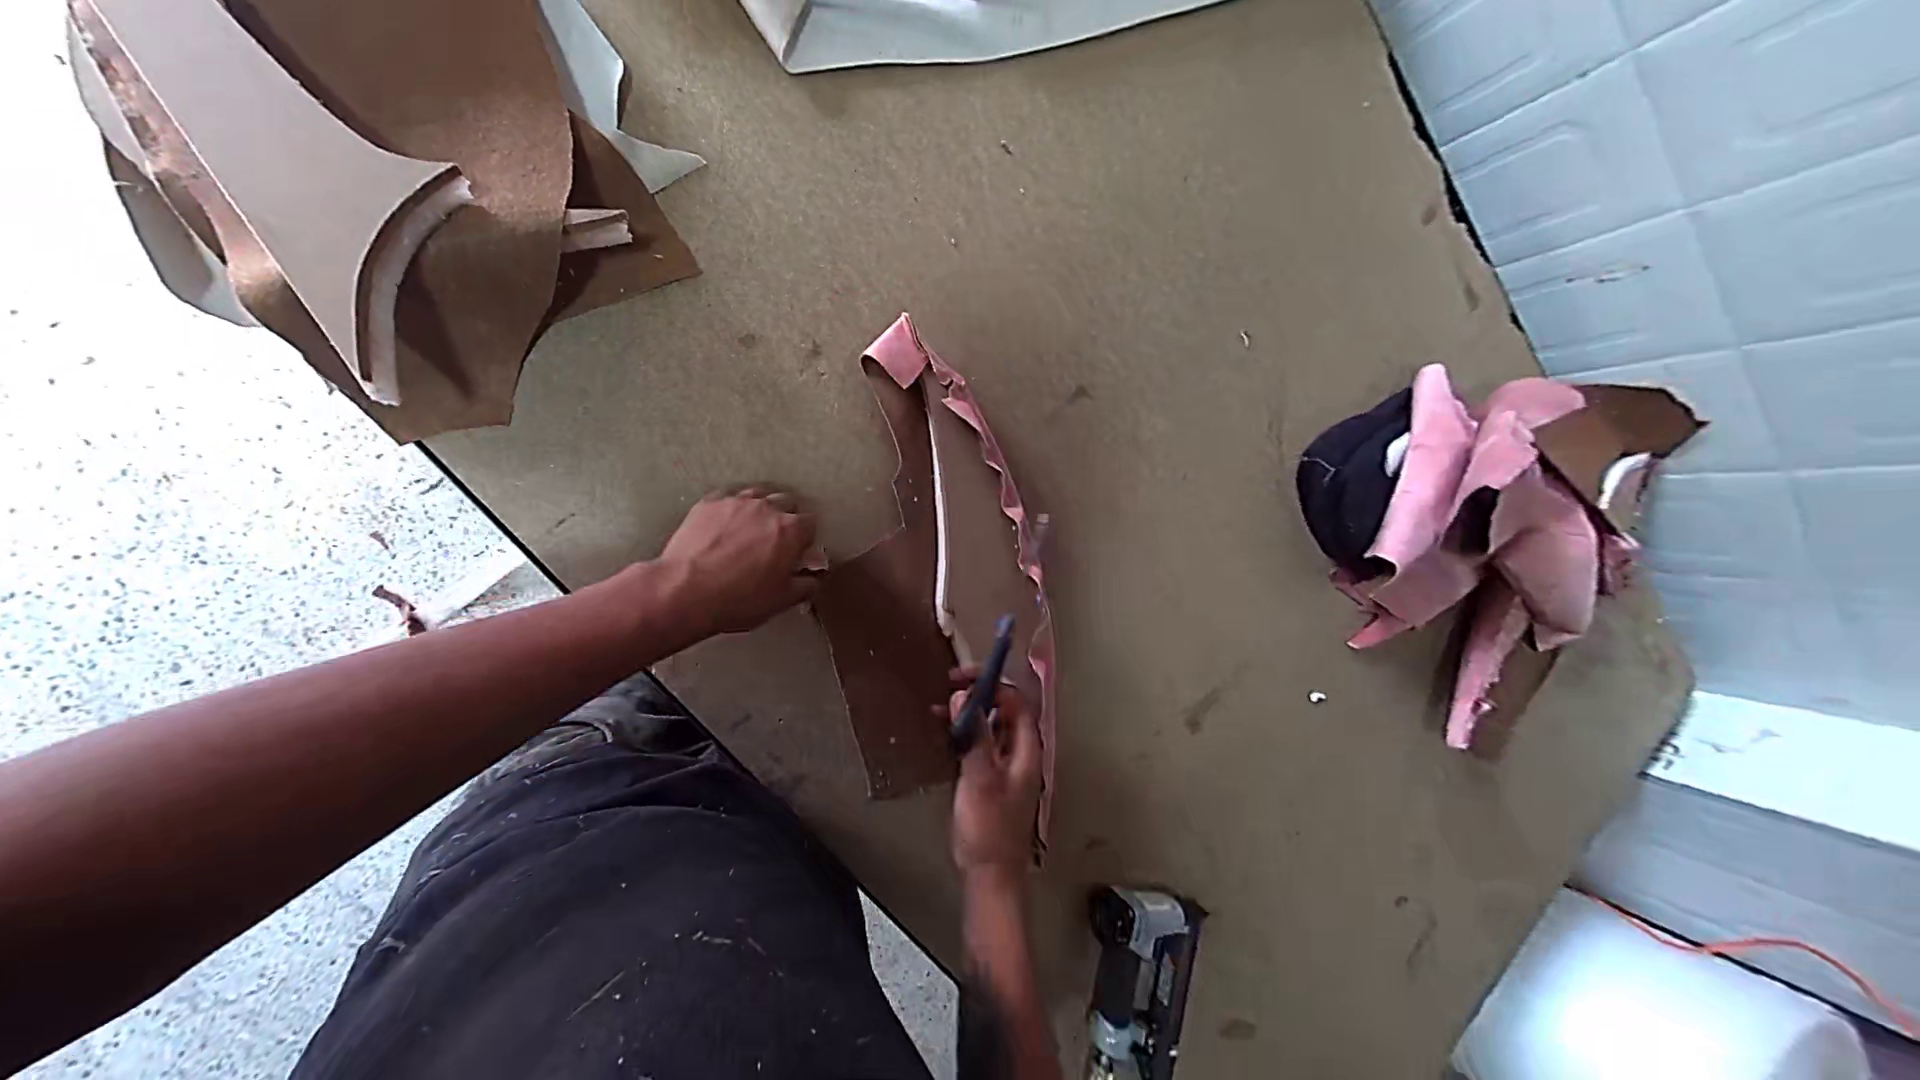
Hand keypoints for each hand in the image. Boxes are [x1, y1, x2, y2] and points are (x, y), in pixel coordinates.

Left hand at [656, 487, 819, 638]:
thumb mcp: (782, 600)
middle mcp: (766, 508)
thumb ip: (806, 585)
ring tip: (753, 526)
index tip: (798, 550)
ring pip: (758, 494)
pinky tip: (728, 522)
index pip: (810, 522)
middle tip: (777, 538)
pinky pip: (728, 496)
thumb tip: (814, 578)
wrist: (685, 591)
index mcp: (791, 530)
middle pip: (787, 501)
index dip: (806, 537)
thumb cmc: (737, 599)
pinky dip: (733, 506)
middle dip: (787, 516)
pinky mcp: (709, 504)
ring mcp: (736, 502)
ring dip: (761, 506)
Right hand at [945, 671, 1040, 881]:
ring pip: (992, 726)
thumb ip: (973, 736)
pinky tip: (948, 734)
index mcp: (1027, 751)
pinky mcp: (992, 779)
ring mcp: (1007, 767)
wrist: (990, 875)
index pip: (1016, 701)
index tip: (963, 678)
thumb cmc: (989, 829)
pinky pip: (982, 744)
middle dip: (979, 693)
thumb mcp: (979, 777)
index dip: (993, 683)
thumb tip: (965, 697)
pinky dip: (966, 733)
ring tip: (943, 708)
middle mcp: (1021, 754)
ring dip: (970, 713)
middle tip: (951, 686)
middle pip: (1005, 710)